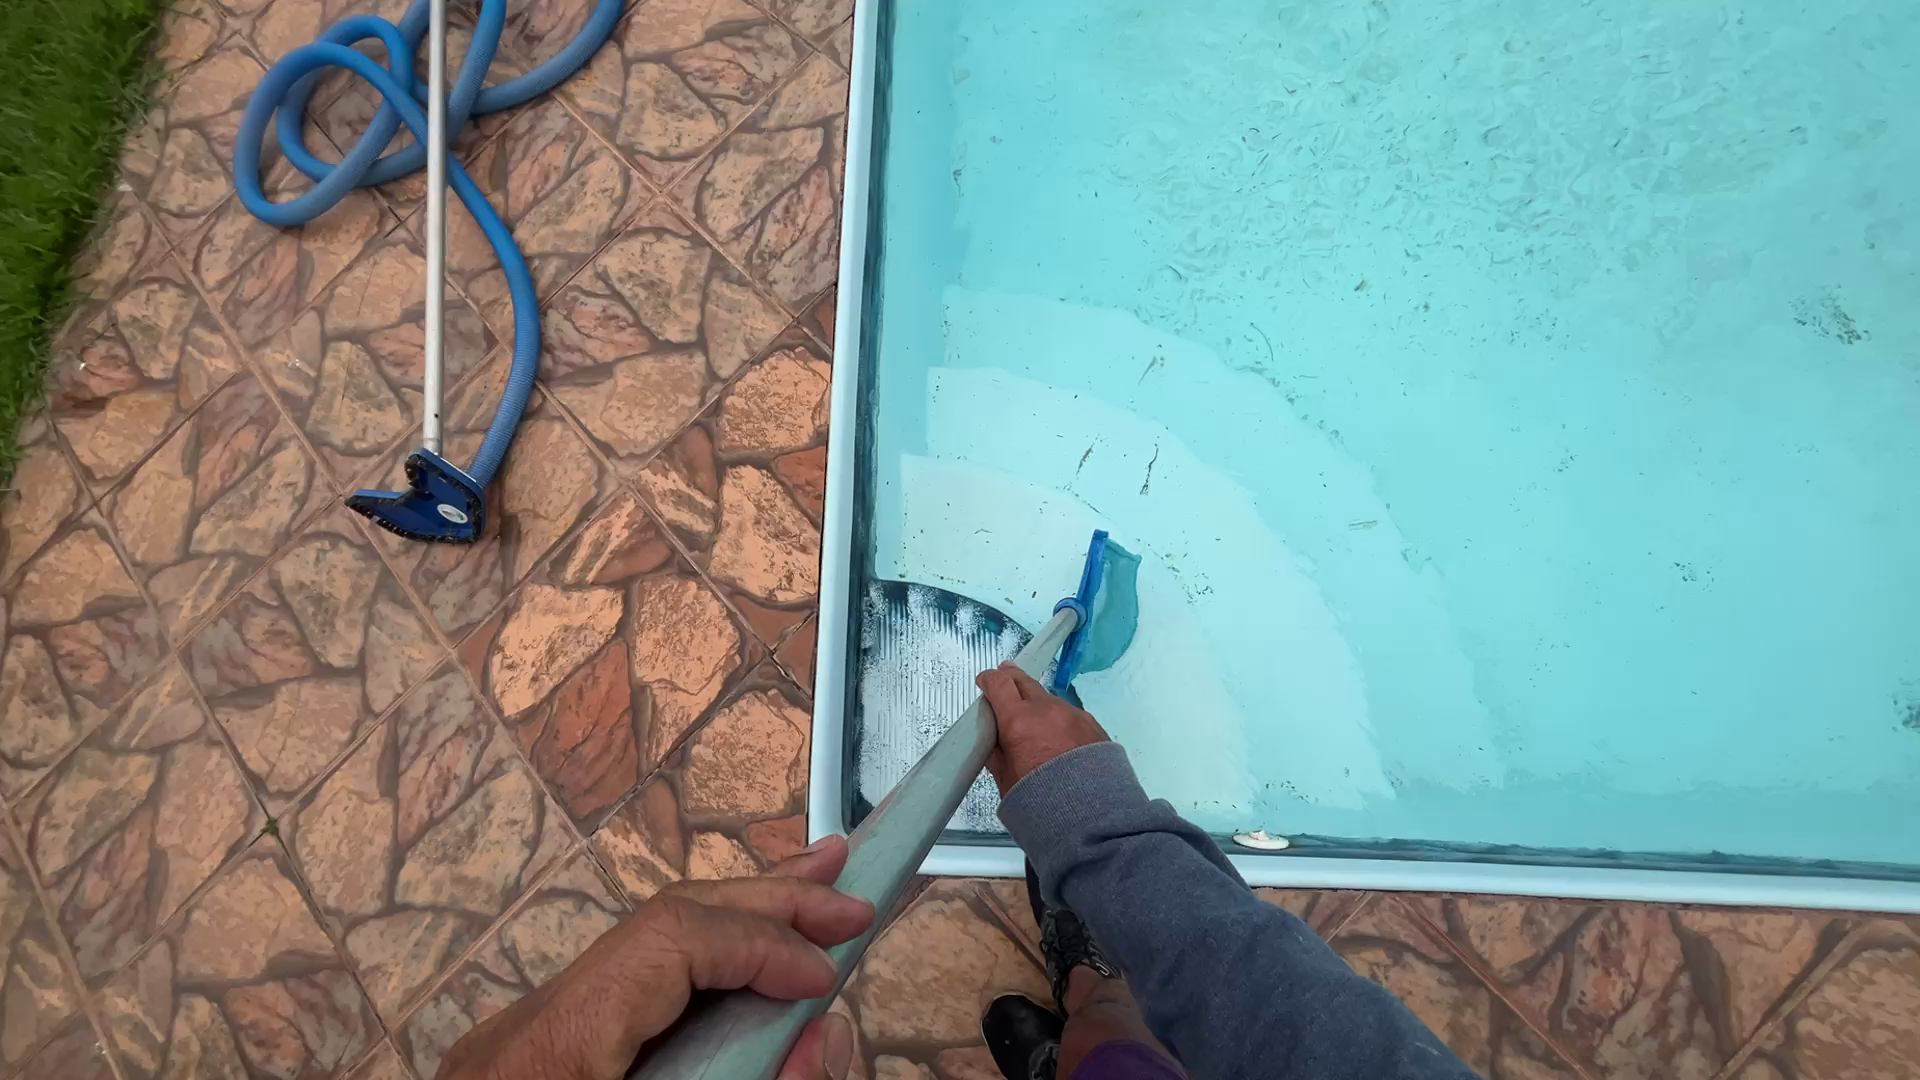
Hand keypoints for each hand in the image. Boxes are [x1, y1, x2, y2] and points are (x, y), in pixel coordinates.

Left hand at [436, 836, 873, 1079]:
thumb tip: (823, 1032)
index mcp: (546, 1056)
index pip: (670, 944)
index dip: (760, 944)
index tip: (827, 976)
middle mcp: (528, 1027)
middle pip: (665, 919)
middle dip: (768, 899)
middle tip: (847, 890)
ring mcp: (531, 1033)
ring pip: (654, 938)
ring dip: (746, 910)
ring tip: (820, 878)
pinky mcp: (547, 1049)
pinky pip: (644, 979)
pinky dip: (712, 953)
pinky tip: (756, 942)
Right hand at [976, 662, 1108, 793]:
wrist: (1091, 819)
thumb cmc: (1043, 804)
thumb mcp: (1006, 781)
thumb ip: (997, 755)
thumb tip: (993, 741)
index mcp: (1019, 722)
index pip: (1000, 684)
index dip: (990, 680)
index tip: (985, 681)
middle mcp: (1047, 711)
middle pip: (1025, 682)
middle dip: (1012, 679)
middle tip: (1005, 677)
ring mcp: (1073, 715)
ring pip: (1050, 700)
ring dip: (1039, 705)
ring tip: (1036, 723)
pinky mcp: (1093, 725)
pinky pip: (1071, 715)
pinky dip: (1060, 721)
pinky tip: (1061, 741)